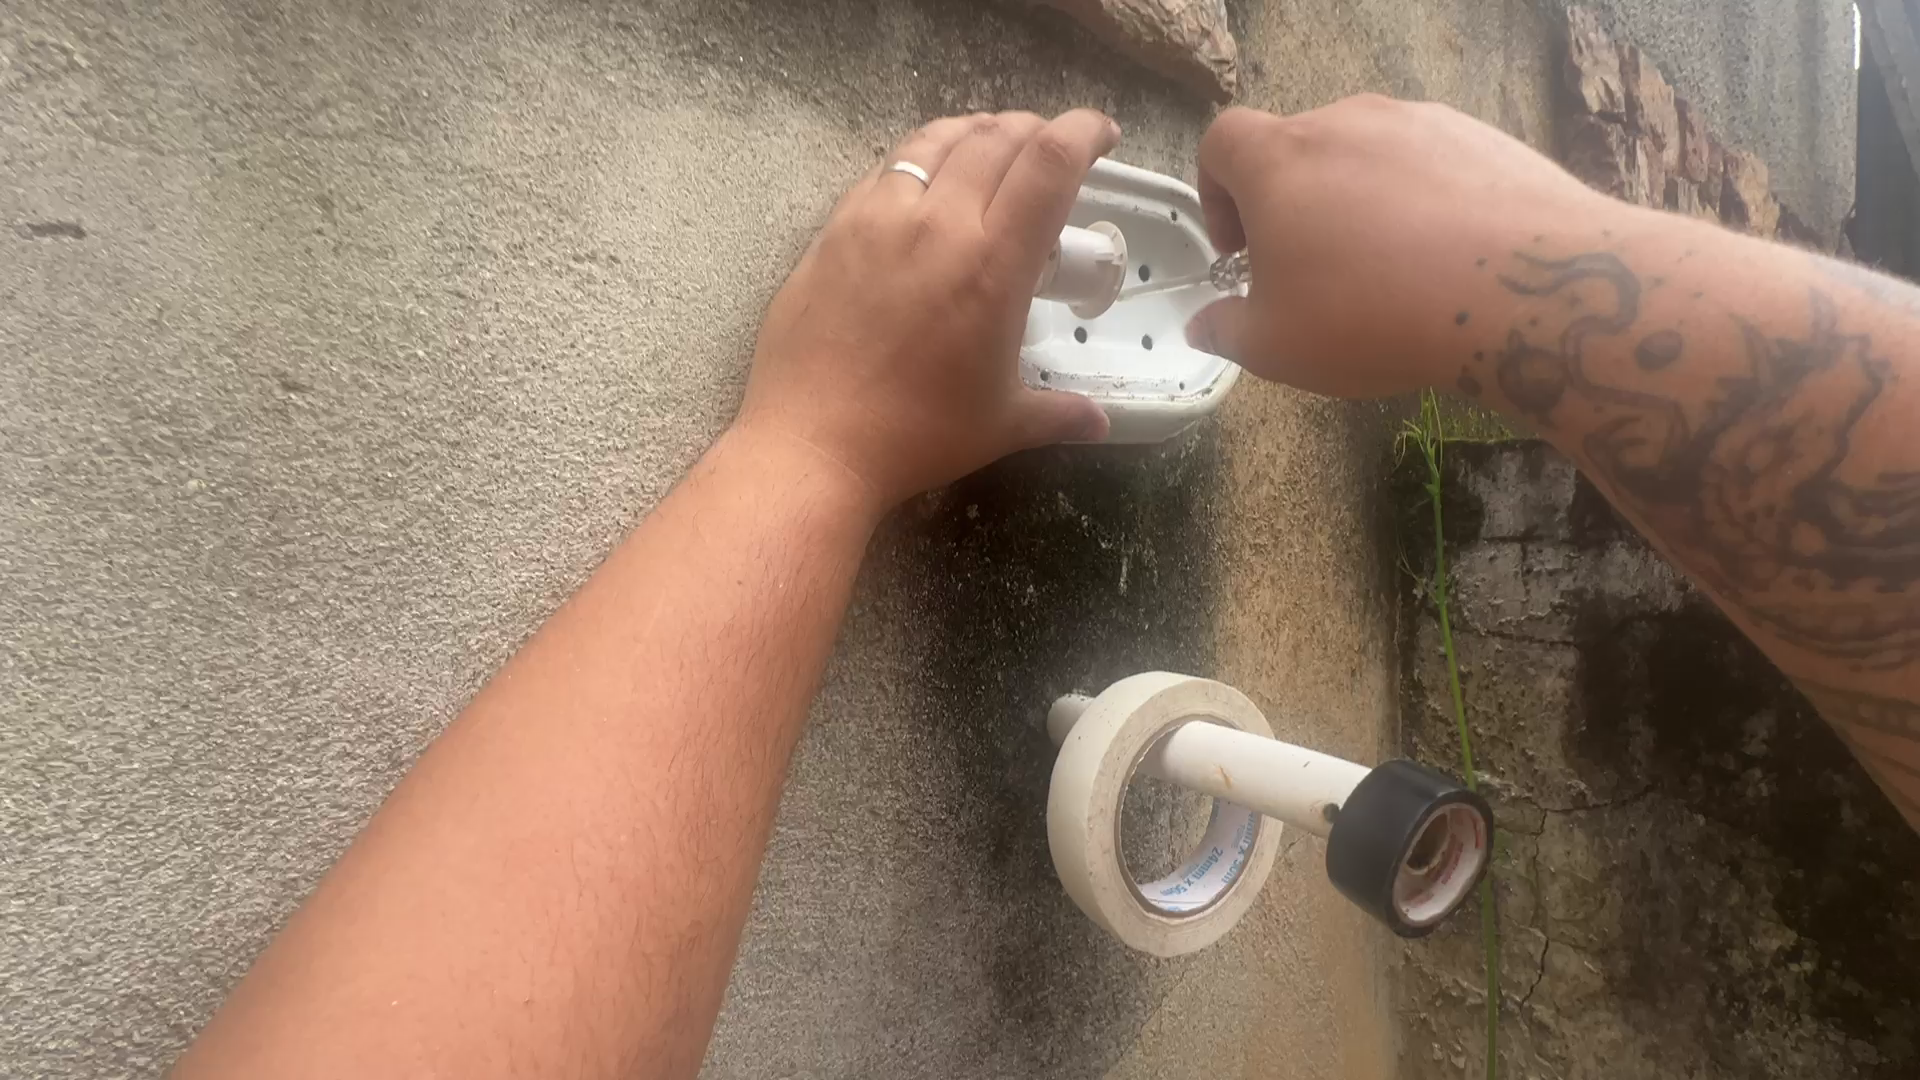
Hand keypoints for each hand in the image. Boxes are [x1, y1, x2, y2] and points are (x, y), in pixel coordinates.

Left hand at [733, 110, 1119, 509]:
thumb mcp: (1001, 426)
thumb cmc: (916, 436)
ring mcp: (879, 218)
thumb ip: (1058, 414)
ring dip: (977, 133)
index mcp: (993, 265)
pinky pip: (888, 168)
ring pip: (937, 140)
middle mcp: (939, 222)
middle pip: (997, 138)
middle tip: (1049, 153)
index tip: (1103, 135)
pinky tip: (924, 182)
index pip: (1050, 163)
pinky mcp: (835, 229)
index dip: (1085, 132)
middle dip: (1036, 130)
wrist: (815, 442)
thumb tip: (1101, 424)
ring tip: (991, 147)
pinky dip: (921, 158)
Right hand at [1185, 97, 1616, 397]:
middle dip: (1281, 206)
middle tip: (1300, 271)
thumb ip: (1222, 330)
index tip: (1238, 247)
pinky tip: (1430, 258)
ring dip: (1345, 202)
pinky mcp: (1481, 135)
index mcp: (1280, 163)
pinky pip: (1420, 162)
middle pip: (1291, 149)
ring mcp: (1420, 121)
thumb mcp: (1269, 346)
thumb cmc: (1366, 315)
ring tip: (1372, 269)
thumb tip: (1203, 325)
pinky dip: (1407, 200)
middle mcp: (1346, 123)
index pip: (1221, 141)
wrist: (1521, 291)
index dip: (1214, 191)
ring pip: (1358, 154)